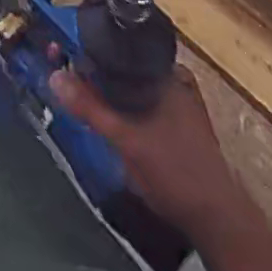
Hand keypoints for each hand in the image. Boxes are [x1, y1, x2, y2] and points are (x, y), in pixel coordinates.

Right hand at [50, 63, 255, 241]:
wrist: (217, 220)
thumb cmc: (175, 171)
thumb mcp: (125, 138)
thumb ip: (89, 106)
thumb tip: (54, 75)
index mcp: (167, 75)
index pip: (118, 49)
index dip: (86, 52)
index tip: (57, 55)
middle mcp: (174, 82)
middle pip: (121, 68)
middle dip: (91, 72)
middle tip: (62, 81)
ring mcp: (177, 105)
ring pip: (128, 88)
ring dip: (103, 92)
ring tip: (76, 98)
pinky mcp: (175, 125)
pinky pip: (137, 104)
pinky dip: (118, 107)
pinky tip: (102, 119)